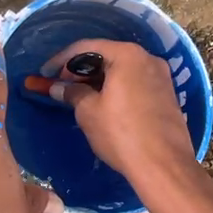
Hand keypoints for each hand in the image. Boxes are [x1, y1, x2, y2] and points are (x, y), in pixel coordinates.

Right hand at [24, 38, 195, 184]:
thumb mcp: (88, 112)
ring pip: (122, 70)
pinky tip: (104, 105)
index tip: (45, 73)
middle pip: (107, 56)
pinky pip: (135, 83)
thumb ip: (72, 93)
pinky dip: (116, 88)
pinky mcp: (167, 95)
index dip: (61, 59)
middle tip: (62, 87)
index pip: (86, 47)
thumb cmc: (122, 133)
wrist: (164, 166)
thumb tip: (58, 88)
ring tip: (80, 97)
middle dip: (81, 69)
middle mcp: (148, 58)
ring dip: (99, 80)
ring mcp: (161, 76)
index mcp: (127, 55)